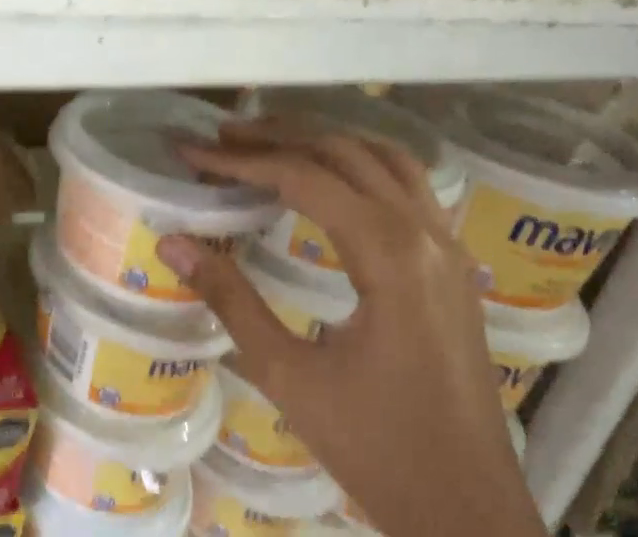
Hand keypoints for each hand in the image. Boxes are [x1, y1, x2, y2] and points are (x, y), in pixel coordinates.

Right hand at [155, 118, 544, 536]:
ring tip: (268, 142)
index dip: (240, 160)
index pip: (304, 177)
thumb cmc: (374, 445)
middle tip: (219, 138)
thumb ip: (230, 299)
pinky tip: (330, 179)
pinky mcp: (454, 268)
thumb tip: (172, 241)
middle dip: (277, 137)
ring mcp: (449, 249)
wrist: (466, 507)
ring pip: (386, 158)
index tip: (189, 154)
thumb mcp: (286, 375)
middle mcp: (425, 236)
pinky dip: (361, 164)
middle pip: (345, 153)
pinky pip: (410, 186)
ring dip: (324, 141)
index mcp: (388, 256)